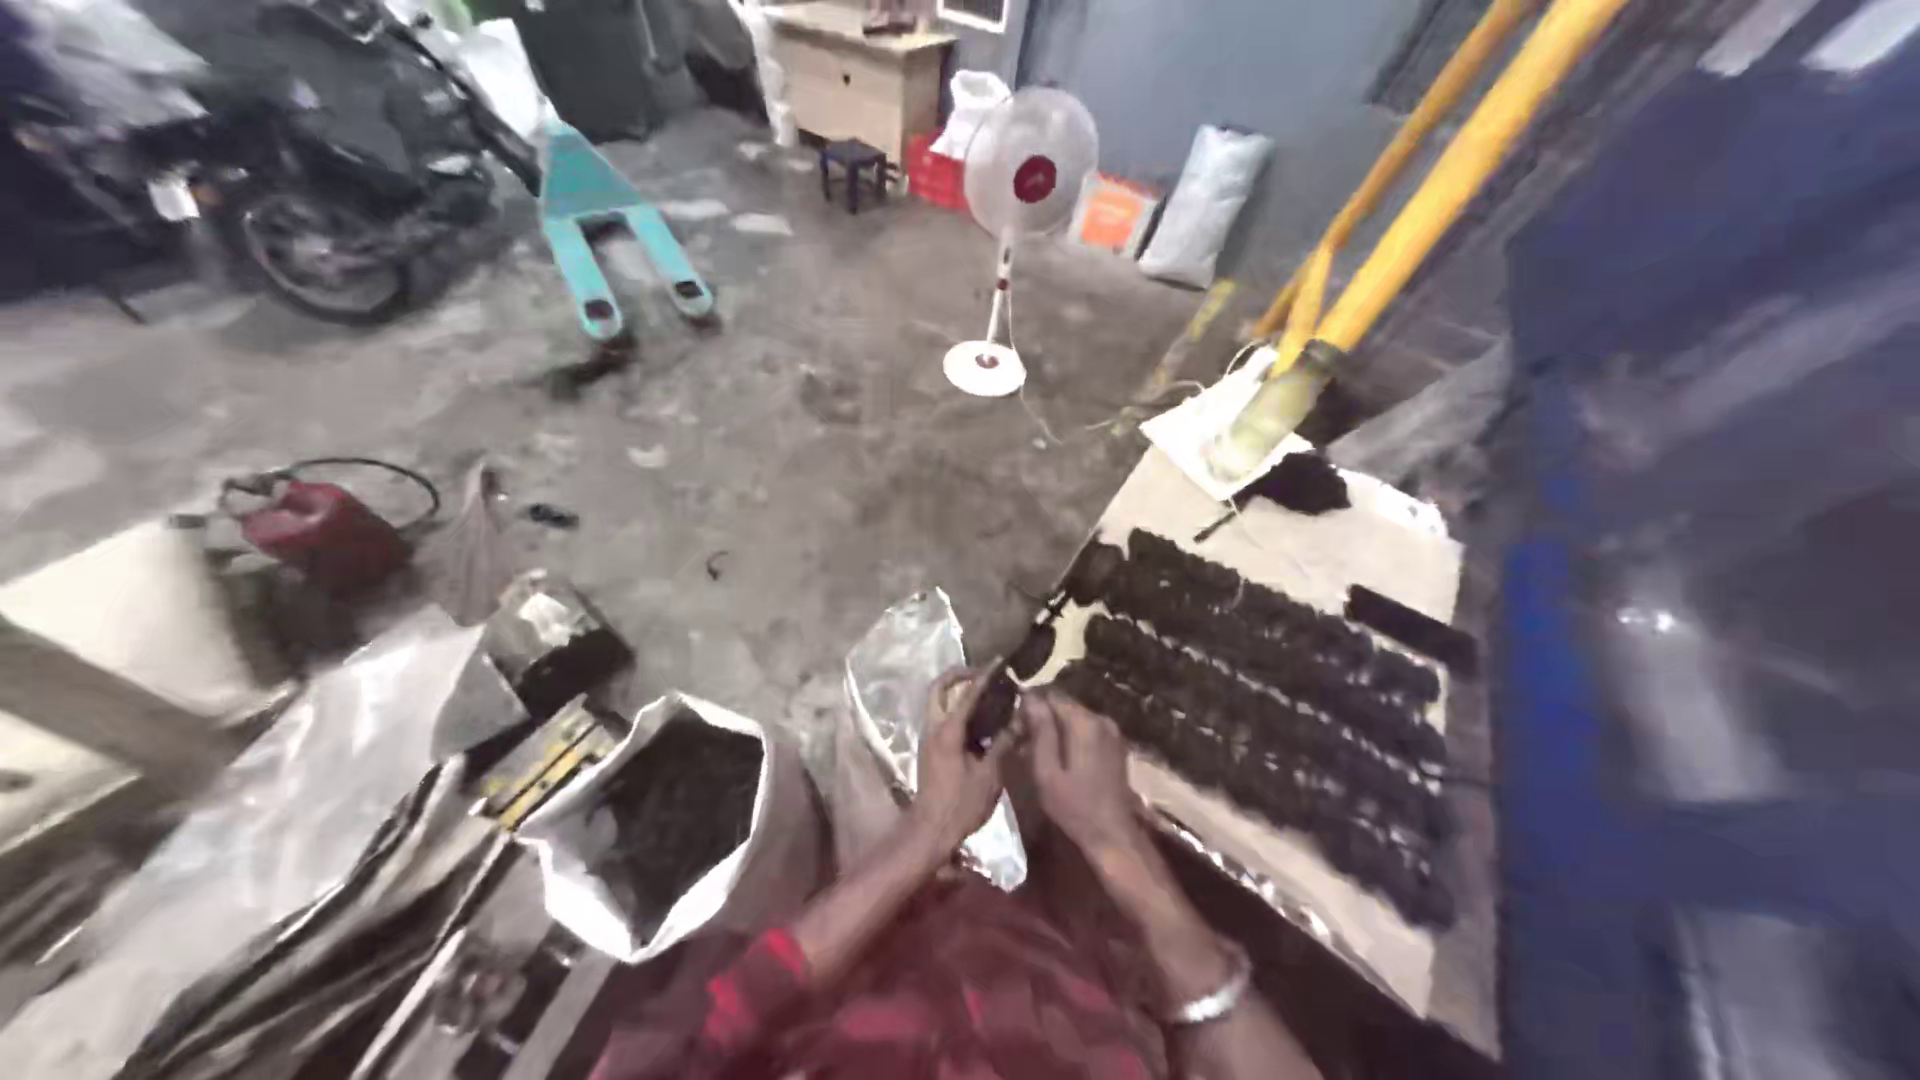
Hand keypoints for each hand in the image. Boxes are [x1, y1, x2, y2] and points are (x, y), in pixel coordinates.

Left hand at [905, 668, 1013, 858]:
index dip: (984, 675)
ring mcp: (928, 737)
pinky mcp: (930, 748)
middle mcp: (933, 727)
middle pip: (939, 687)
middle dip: (959, 674)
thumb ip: (1004, 743)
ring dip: (956, 690)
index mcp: (947, 730)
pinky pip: (941, 716)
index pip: (967, 693)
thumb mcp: (990, 775)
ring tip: (984, 692)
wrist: (931, 831)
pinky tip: (979, 718)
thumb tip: (1020, 719)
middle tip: (982, 673)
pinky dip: (956, 707)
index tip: (997, 661)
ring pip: (937, 701)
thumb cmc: (961, 804)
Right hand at [1024, 689, 1145, 855]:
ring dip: (1055, 727)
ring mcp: (1111, 731)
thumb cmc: (1074, 806)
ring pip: (1074, 716)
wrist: (1112, 834)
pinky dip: (1070, 736)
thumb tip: (1030, 697)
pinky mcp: (1114, 743)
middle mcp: (1100, 718)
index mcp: (1084, 722)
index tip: (1017, 727)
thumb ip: (1040, 731)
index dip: (1030, 706)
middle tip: (1024, 742)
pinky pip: (1086, 728)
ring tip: (1039, 751)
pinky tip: (1060, 757)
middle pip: (1063, 704)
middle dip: (1042, 717)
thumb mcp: (1047, 771)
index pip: (1050, 694)